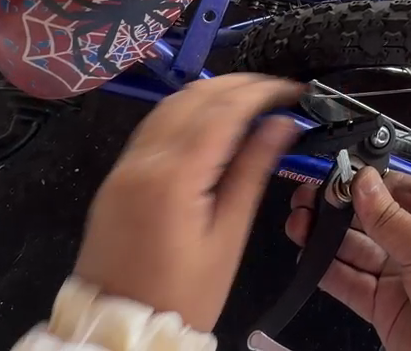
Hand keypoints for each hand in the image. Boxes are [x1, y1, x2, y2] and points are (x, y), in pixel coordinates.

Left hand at [74, 74, 304, 331]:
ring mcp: (125, 166)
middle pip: (198, 94)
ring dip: (215, 90)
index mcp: (175, 176)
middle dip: (243, 84)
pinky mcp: (116, 175)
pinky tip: (213, 117)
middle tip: (278, 92)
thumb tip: (283, 124)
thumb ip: (253, 169)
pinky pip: (155, 122)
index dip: (266, 91)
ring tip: (252, 99)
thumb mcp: (228, 235)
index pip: (227, 108)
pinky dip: (189, 108)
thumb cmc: (182, 294)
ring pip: (172, 101)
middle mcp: (144, 160)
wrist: (115, 337)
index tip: (295, 92)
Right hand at [286, 168, 410, 350]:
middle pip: (369, 217)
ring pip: (355, 248)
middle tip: (304, 199)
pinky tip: (307, 258)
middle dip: (336, 208)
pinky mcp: (383, 304)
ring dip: (326, 237)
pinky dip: (328, 271)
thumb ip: (388, 217)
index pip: (392, 187)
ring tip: (297, 223)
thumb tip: (362, 179)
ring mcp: (398, 270)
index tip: (330, 176)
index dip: (362, 182)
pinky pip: (351, 283)